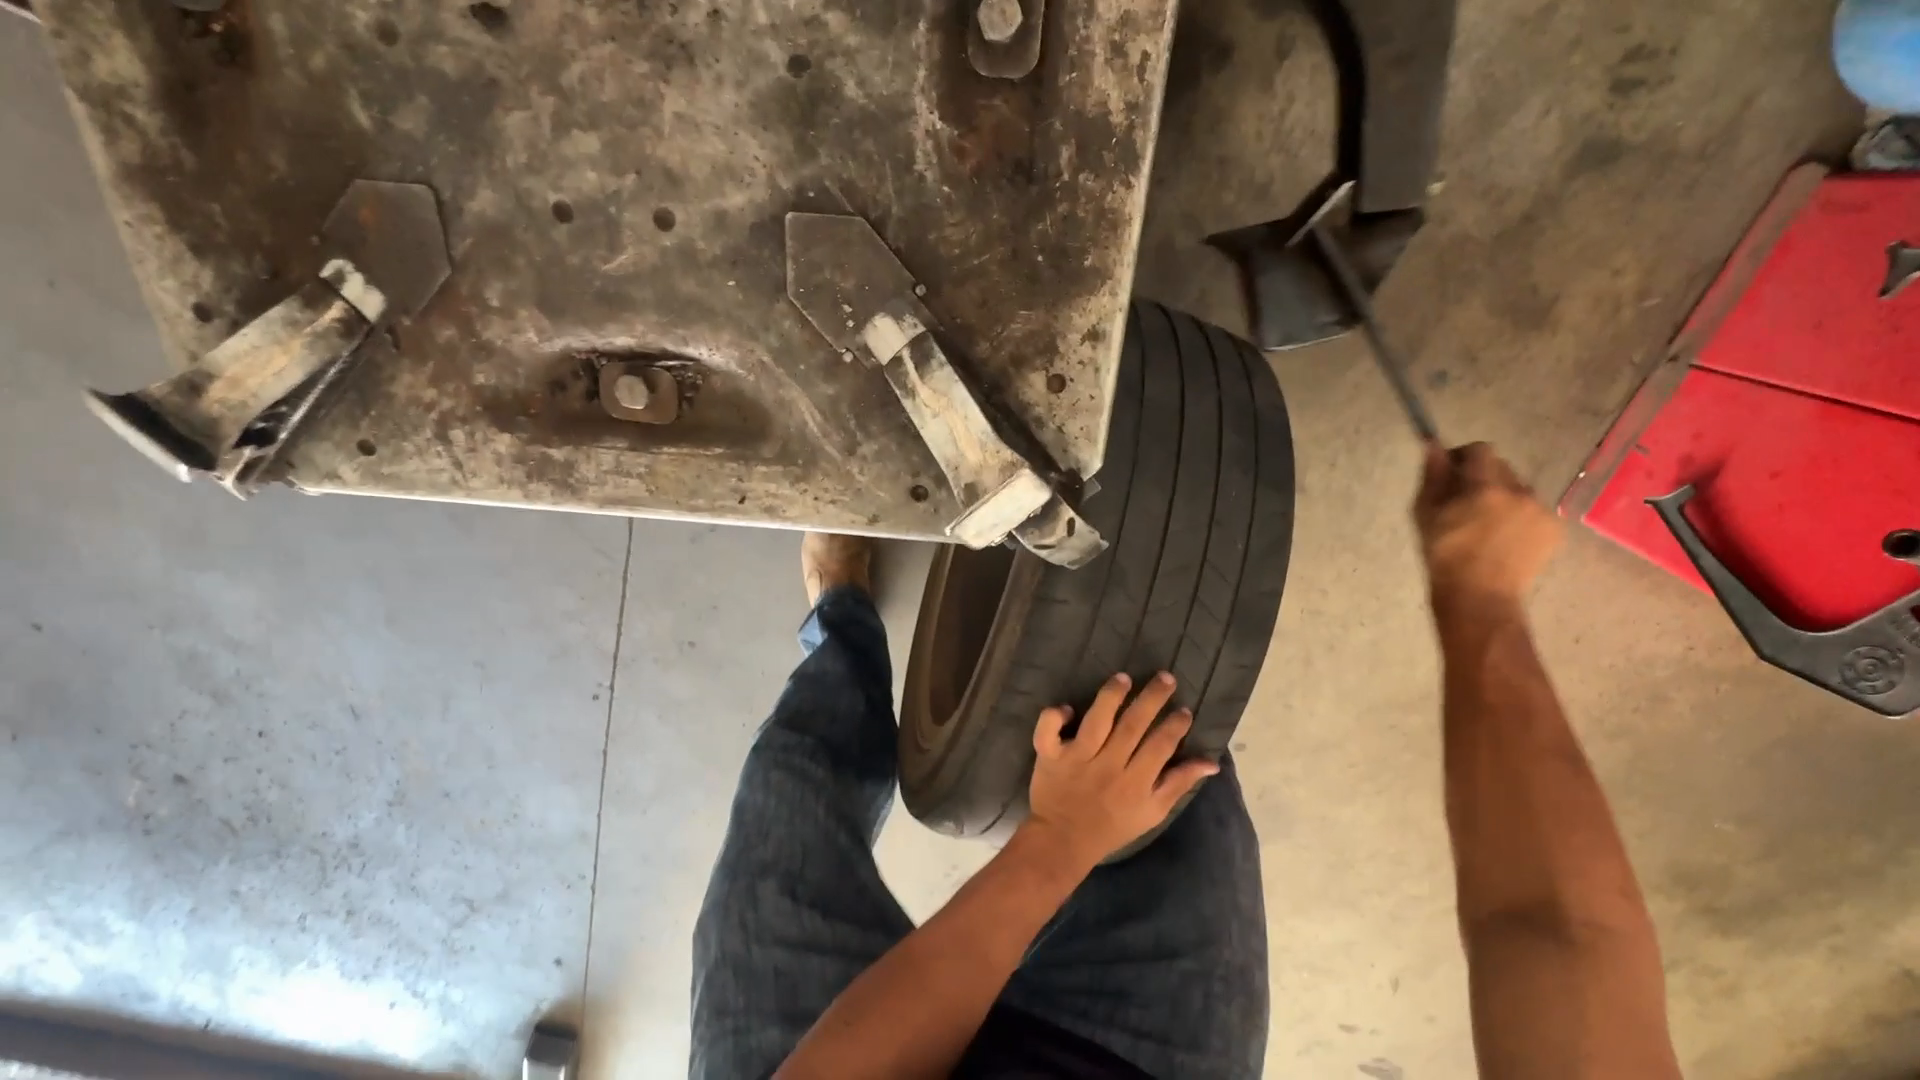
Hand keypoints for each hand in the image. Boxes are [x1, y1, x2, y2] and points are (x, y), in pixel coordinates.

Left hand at [1021, 672, 1219, 868]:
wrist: (1063, 841)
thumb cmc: (1113, 826)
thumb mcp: (1152, 812)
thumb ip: (1179, 783)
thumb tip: (1211, 762)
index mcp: (1136, 782)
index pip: (1160, 746)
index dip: (1175, 726)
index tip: (1184, 709)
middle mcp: (1108, 766)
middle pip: (1132, 726)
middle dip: (1152, 699)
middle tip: (1165, 677)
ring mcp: (1077, 759)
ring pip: (1096, 721)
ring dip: (1111, 697)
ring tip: (1124, 678)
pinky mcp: (1050, 756)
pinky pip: (1048, 731)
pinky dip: (1054, 717)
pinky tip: (1066, 708)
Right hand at [1413, 441, 1563, 605]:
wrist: (1479, 597)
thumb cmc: (1444, 555)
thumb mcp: (1427, 514)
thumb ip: (1434, 476)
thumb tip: (1434, 445)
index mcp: (1485, 486)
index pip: (1481, 450)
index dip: (1464, 457)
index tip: (1452, 475)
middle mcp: (1519, 491)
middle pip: (1501, 467)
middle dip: (1483, 478)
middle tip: (1466, 504)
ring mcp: (1541, 511)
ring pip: (1519, 489)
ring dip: (1502, 497)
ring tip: (1486, 525)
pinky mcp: (1555, 529)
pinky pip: (1533, 511)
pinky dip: (1519, 517)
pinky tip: (1504, 539)